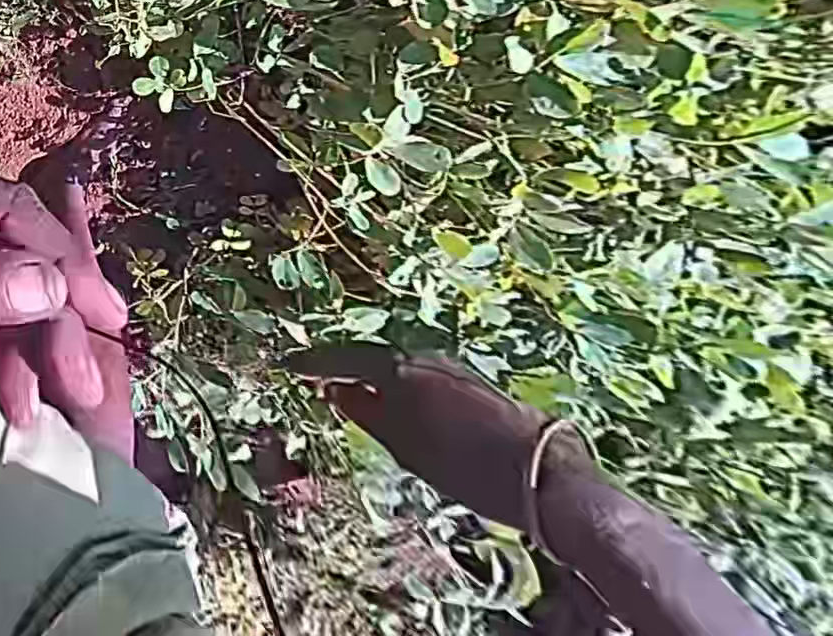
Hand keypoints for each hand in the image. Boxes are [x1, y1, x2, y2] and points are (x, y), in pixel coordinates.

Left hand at [0, 160, 88, 387]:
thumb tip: (50, 284)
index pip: (7, 208)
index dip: (58, 255)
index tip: (98, 309)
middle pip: (21, 245)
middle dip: (55, 309)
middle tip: (84, 372)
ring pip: (16, 279)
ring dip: (39, 337)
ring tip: (60, 395)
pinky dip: (13, 347)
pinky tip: (21, 394)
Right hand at [287, 344, 595, 531]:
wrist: (553, 482)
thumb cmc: (465, 465)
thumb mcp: (403, 445)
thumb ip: (364, 413)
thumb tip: (335, 392)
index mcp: (396, 368)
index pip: (340, 359)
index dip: (310, 363)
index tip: (287, 365)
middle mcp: (420, 357)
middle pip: (368, 358)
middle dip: (340, 368)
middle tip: (315, 378)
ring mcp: (448, 367)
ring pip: (393, 366)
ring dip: (369, 376)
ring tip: (349, 390)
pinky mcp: (469, 382)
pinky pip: (415, 374)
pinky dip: (395, 383)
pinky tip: (390, 399)